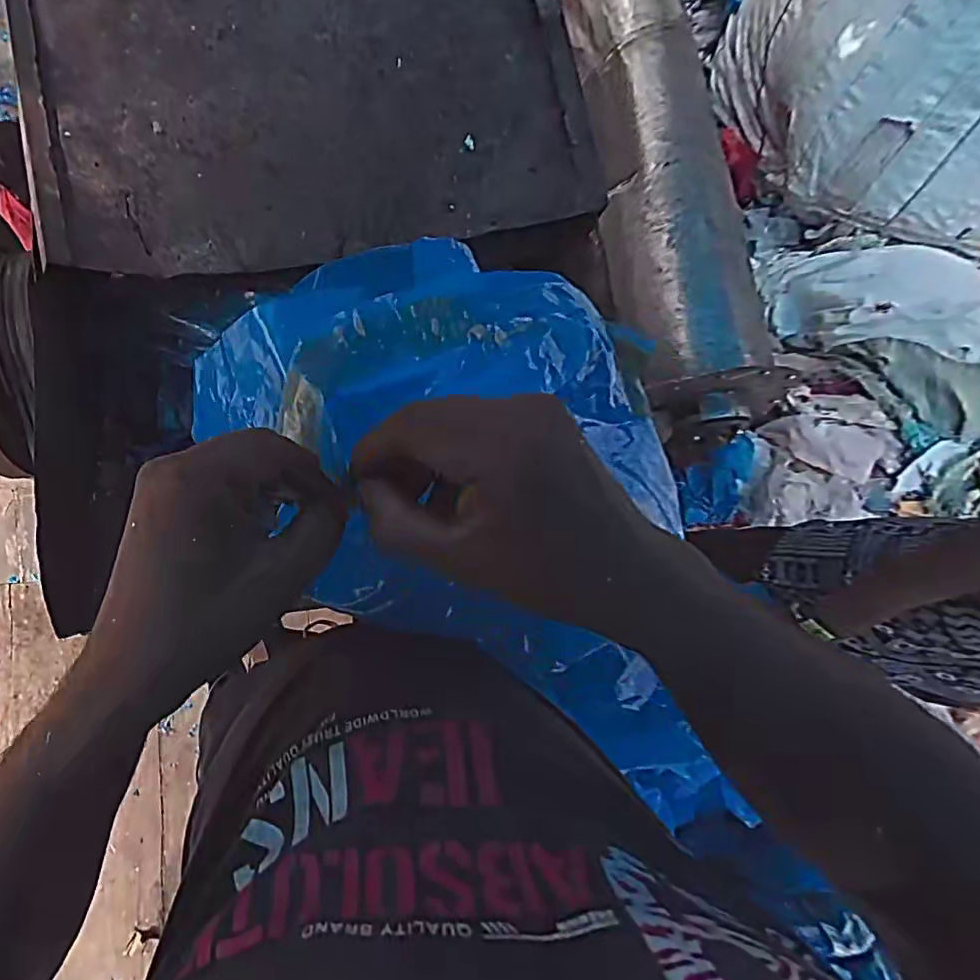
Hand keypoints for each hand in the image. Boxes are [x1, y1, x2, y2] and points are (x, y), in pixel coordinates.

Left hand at [88, 429, 346, 718]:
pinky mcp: (153, 500)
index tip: (339, 505)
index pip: (272, 447)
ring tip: (293, 522)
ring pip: (231, 464)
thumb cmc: (207, 624)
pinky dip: (240, 496)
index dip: (313, 472)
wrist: (132, 668)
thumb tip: (336, 502)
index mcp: (198, 475)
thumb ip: (321, 527)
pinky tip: (256, 528)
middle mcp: (172, 464)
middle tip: (321, 512)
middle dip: (291, 478)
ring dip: (268, 486)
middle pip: (249, 450)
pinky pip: (209, 481)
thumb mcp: (281, 576)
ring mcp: (157, 481)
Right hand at [350, 395, 703, 633]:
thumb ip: (393, 524)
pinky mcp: (545, 412)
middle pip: (428, 415)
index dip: (371, 451)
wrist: (626, 571)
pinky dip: (456, 447)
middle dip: (397, 453)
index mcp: (496, 441)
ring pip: (451, 416)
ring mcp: (535, 404)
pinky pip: (480, 420)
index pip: (408, 425)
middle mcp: (516, 406)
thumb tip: (366, 488)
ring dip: (425, 450)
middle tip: (385, 497)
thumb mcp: (455, 560)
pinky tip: (457, 486)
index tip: (353, 484)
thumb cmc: (542, 575)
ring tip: (421, 498)